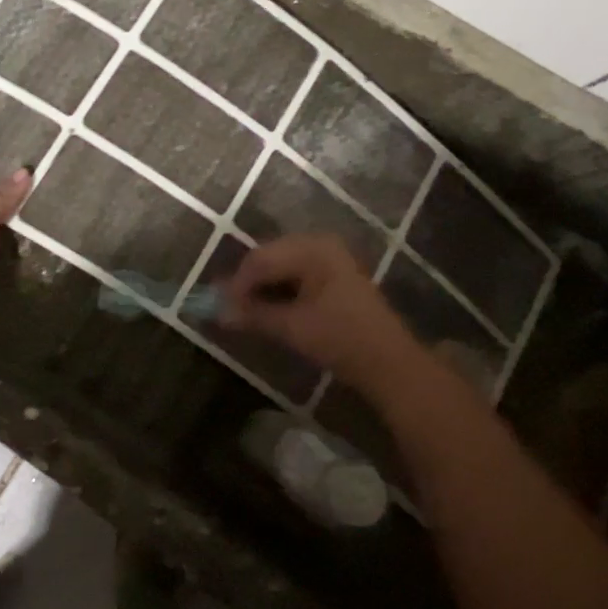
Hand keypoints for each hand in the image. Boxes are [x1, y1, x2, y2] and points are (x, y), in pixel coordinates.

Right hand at [218, 234, 418, 390]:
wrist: (390, 363)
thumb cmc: (342, 339)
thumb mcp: (293, 328)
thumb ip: (253, 315)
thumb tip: (217, 312)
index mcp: (313, 248)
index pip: (260, 259)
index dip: (236, 284)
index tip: (217, 307)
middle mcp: (321, 245)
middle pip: (270, 258)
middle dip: (248, 284)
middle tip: (228, 309)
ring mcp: (331, 259)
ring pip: (282, 268)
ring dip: (263, 289)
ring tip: (245, 312)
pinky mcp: (335, 277)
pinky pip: (297, 276)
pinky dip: (280, 292)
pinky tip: (269, 311)